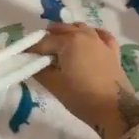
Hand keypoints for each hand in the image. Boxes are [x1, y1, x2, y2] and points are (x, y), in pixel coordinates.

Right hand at [25, 23, 138, 138]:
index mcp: (69, 42)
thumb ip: (40, 71)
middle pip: (63, 29)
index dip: (32, 49)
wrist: (114, 109)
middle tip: (40, 52)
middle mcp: (85, 36)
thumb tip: (33, 64)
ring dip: (69, 32)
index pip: (44, 42)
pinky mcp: (112, 52)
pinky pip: (101, 36)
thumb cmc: (81, 97)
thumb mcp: (55, 86)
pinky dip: (93, 34)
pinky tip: (89, 39)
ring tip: (61, 44)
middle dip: (49, 37)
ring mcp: (101, 42)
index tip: (24, 56)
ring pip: (82, 28)